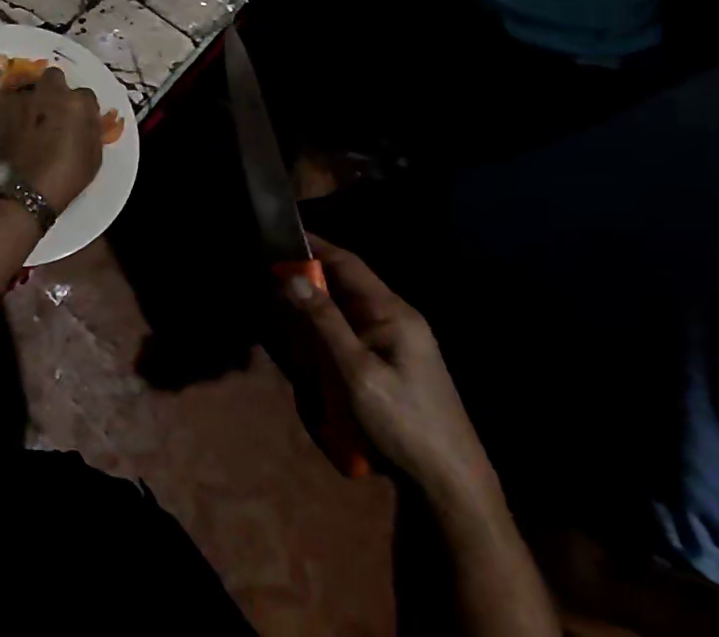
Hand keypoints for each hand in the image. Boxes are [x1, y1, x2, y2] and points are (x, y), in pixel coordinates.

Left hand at [0, 67, 102, 211]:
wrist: (18, 193)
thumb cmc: (62, 180)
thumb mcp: (92, 157)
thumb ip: (89, 130)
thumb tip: (84, 120)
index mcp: (76, 104)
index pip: (84, 95)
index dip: (79, 109)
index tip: (74, 121)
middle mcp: (46, 92)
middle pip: (53, 78)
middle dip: (52, 90)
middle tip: (48, 112)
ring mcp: (16, 97)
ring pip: (24, 89)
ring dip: (26, 102)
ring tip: (21, 124)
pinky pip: (0, 103)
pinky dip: (3, 113)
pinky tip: (2, 130)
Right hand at [286, 236, 496, 502]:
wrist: (449, 482)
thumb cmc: (402, 422)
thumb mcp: (355, 372)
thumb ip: (322, 322)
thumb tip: (291, 276)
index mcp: (392, 313)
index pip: (347, 264)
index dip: (313, 247)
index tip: (278, 237)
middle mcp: (397, 320)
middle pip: (343, 286)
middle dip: (307, 285)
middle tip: (269, 289)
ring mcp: (397, 343)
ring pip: (343, 312)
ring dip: (313, 315)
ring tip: (286, 325)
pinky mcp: (392, 364)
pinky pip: (350, 335)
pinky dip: (324, 336)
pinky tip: (311, 355)